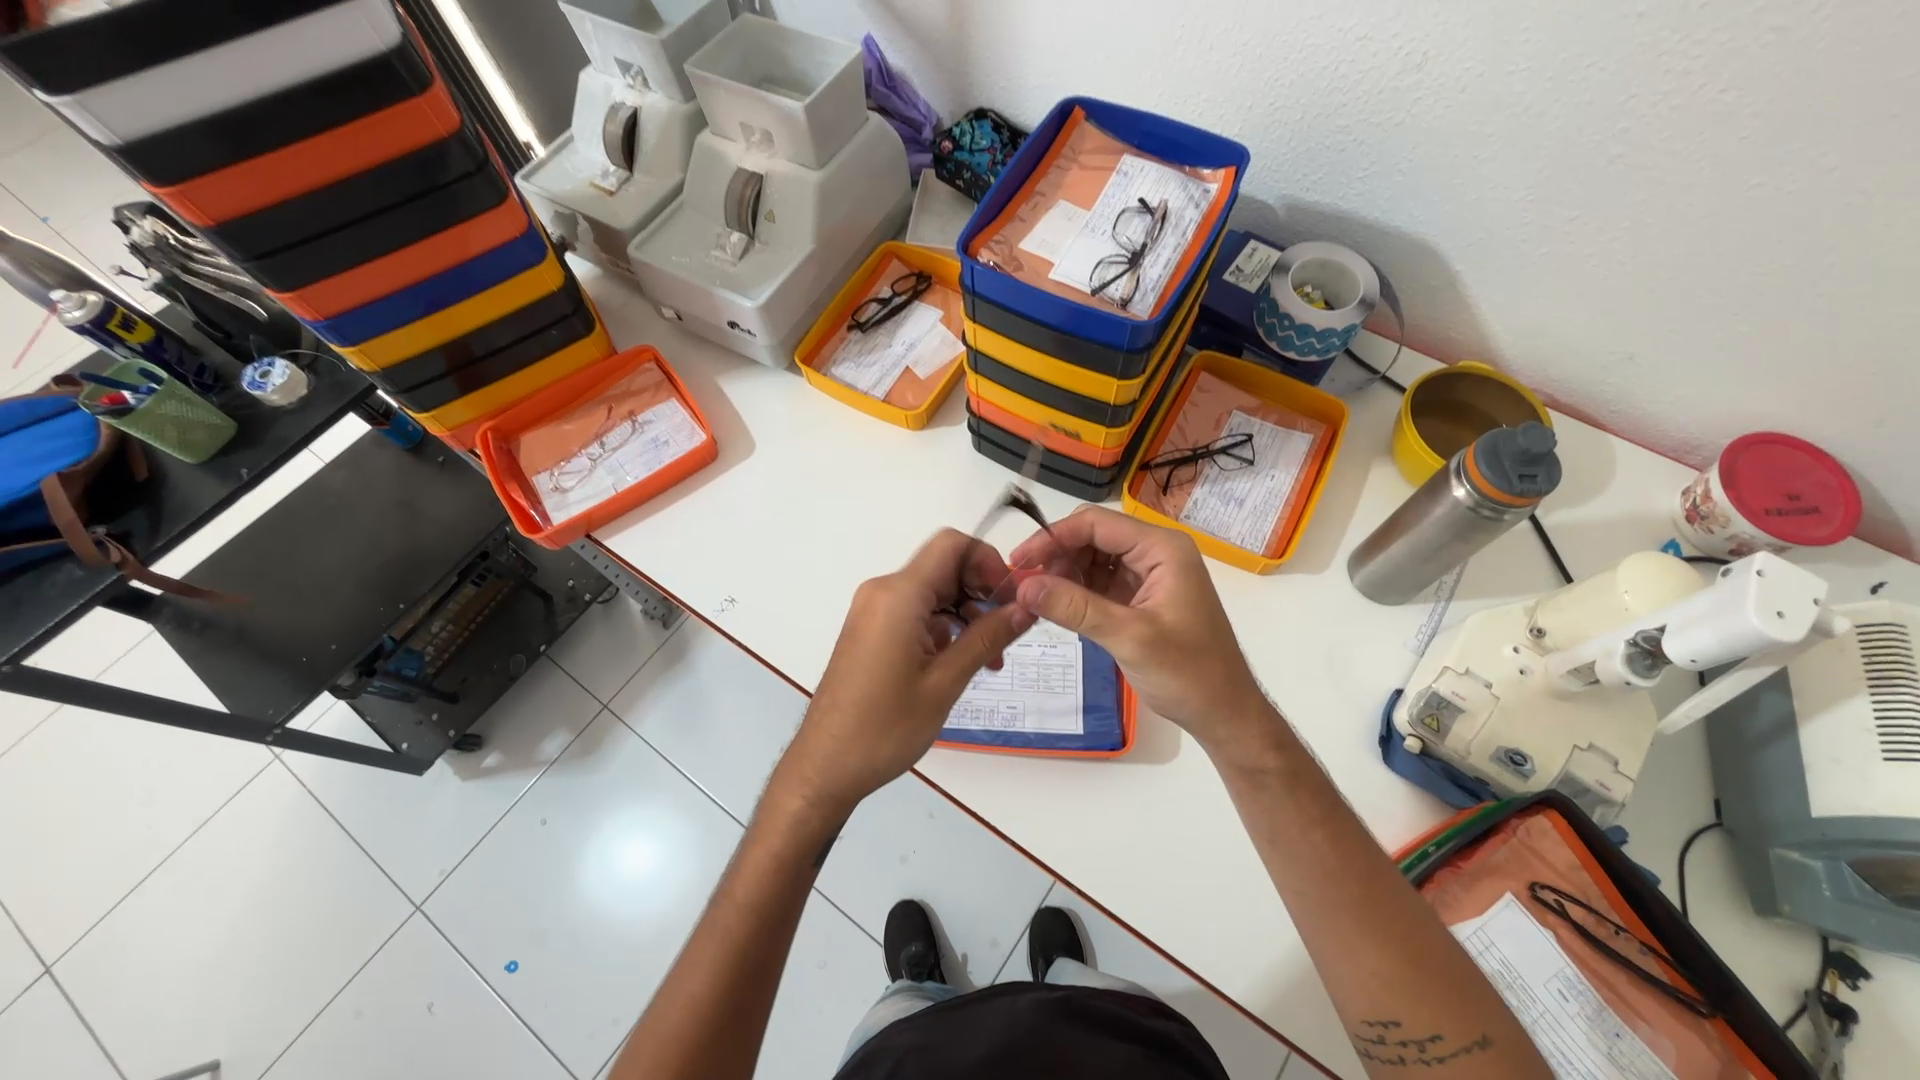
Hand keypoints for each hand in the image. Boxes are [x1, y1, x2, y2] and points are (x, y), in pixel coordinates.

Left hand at [772, 529, 1034, 814]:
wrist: (827, 765)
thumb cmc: (885, 727)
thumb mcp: (946, 682)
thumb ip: (988, 637)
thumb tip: (1026, 607)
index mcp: (898, 596)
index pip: (953, 545)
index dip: (989, 562)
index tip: (1013, 599)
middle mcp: (883, 592)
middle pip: (945, 567)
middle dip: (983, 592)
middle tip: (1009, 634)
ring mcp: (873, 612)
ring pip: (933, 592)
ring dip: (967, 615)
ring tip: (990, 659)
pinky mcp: (871, 631)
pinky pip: (916, 613)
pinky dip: (944, 628)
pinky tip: (961, 662)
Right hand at [1009, 507, 1274, 753]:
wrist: (1224, 712)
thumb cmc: (1189, 673)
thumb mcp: (1129, 637)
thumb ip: (1075, 608)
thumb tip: (1023, 586)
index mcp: (1162, 549)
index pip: (1096, 524)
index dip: (1053, 537)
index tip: (1018, 562)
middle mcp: (1156, 553)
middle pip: (1093, 537)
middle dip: (1055, 556)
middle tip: (1021, 584)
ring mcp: (1148, 576)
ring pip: (1093, 560)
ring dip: (1063, 574)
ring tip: (1033, 598)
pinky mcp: (1140, 599)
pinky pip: (1100, 583)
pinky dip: (1076, 592)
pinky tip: (1054, 607)